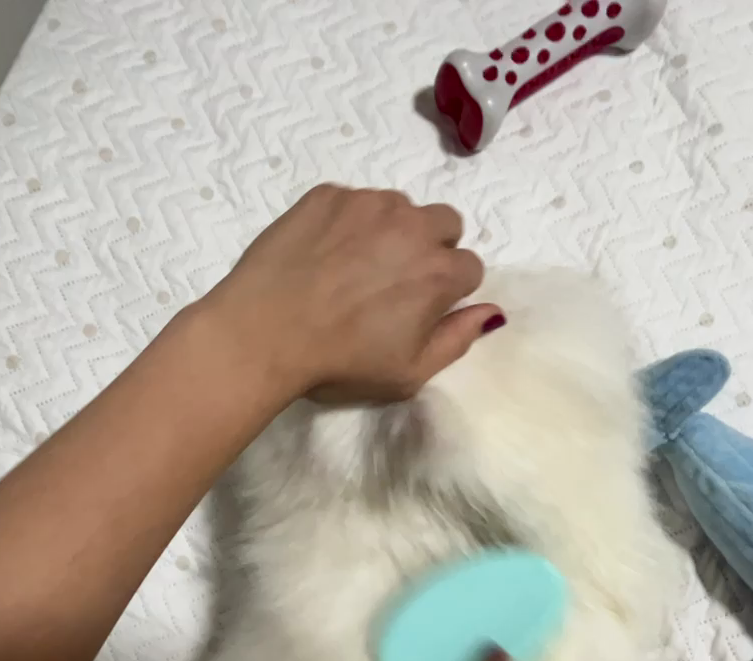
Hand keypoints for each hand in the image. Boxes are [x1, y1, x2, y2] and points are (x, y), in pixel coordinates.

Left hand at [195, 184, 499, 403]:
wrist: (264, 333)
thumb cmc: (340, 364)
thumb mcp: (408, 374)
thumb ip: (456, 340)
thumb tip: (488, 312)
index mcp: (440, 272)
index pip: (469, 268)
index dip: (446, 291)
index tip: (418, 309)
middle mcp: (413, 225)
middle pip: (444, 224)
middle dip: (430, 249)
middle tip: (391, 282)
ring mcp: (368, 203)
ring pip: (399, 208)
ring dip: (389, 231)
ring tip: (352, 268)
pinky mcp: (328, 194)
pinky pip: (352, 201)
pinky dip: (346, 222)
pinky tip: (321, 255)